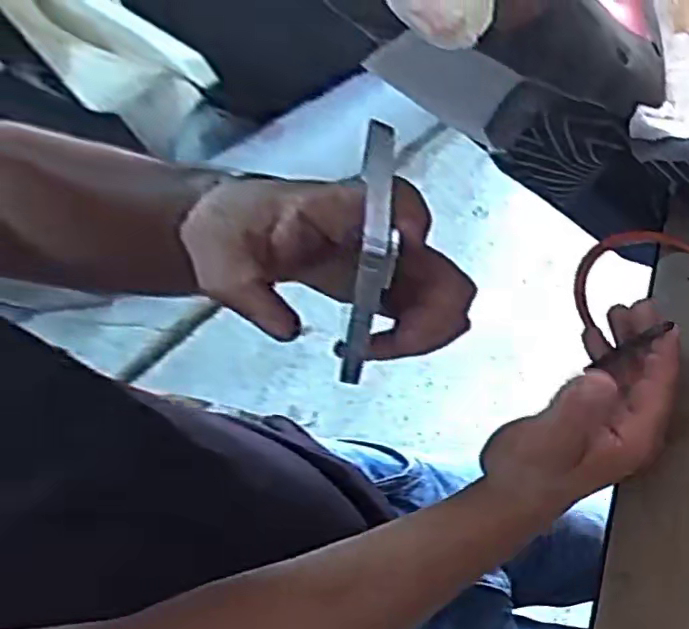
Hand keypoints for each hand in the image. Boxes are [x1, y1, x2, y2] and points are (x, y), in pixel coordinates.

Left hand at [179, 175, 475, 358]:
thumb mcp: (216, 255)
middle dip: (430, 320)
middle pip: (446, 278)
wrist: (246, 237)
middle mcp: (390, 237)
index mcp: (342, 209)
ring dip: (426, 335)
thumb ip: (242, 290)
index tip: (413, 239)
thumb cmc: (238, 230)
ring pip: (450, 306)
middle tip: (387, 342)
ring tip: (377, 347)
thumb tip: (285, 327)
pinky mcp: (410, 290)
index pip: (398, 200)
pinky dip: (418, 339)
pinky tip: (378, 343)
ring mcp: (407, 265)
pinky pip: (438, 319)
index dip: (416, 219)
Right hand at [478, 301, 679, 513]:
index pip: (660, 389)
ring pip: (633, 376)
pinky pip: (613, 382)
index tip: (666, 323)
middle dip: (647, 341)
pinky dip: (607, 357)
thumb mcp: (551, 438)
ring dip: (627, 344)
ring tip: (617, 310)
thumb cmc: (531, 471)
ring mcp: (620, 424)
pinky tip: (595, 334)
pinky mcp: (601, 419)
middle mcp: (637, 430)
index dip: (664, 354)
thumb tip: (604, 377)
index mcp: (637, 436)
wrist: (512, 495)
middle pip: (651, 378)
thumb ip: (578, 407)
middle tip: (640, 305)